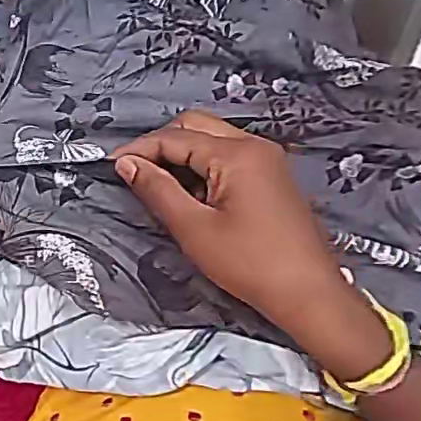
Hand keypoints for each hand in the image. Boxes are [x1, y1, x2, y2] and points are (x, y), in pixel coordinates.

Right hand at [111, 111, 388, 378]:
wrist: (309, 293)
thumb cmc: (251, 264)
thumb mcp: (194, 229)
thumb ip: (157, 190)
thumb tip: (128, 164)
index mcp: (237, 154)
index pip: (175, 137)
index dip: (139, 150)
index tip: (111, 165)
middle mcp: (255, 147)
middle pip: (195, 127)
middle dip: (160, 145)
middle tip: (135, 172)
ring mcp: (267, 160)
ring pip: (212, 140)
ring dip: (182, 156)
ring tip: (159, 187)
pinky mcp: (272, 177)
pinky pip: (229, 158)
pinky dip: (203, 168)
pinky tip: (191, 196)